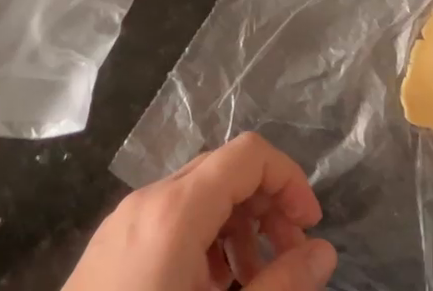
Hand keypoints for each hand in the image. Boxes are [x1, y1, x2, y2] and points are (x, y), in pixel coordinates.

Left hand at [63, 132, 336, 290]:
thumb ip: (280, 285)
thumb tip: (323, 252)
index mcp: (175, 210)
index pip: (248, 154)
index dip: (289, 179)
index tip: (310, 228)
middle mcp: (147, 201)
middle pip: (224, 171)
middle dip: (267, 206)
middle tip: (290, 257)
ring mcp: (123, 222)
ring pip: (198, 196)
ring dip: (239, 225)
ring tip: (255, 280)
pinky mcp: (109, 247)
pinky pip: (170, 221)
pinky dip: (205, 239)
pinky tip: (213, 286)